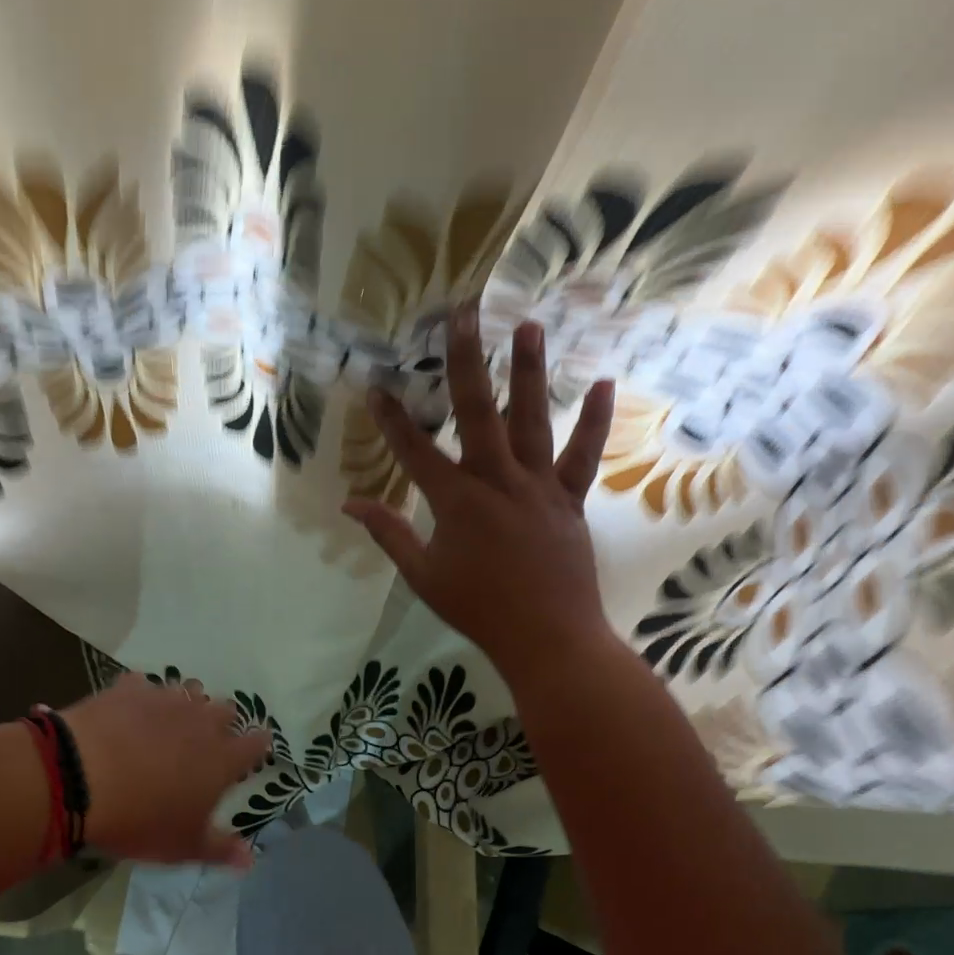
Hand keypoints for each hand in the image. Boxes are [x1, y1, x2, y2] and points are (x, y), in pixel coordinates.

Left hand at [60, 674, 272, 866]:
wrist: (82, 776)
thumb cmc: (140, 819)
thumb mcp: (181, 846)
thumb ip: (219, 849)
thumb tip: (250, 858)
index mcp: (221, 759)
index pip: (254, 744)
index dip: (258, 744)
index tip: (257, 746)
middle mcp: (200, 721)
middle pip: (225, 710)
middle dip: (222, 720)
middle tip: (210, 738)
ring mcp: (165, 698)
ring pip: (189, 690)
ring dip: (187, 702)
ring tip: (173, 719)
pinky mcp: (130, 688)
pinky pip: (144, 684)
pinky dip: (143, 695)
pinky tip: (131, 708)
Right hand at [342, 308, 617, 681]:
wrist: (550, 640)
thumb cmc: (478, 608)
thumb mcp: (422, 574)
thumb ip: (388, 533)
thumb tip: (350, 505)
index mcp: (455, 501)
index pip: (414, 449)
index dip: (392, 417)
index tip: (377, 384)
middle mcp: (497, 481)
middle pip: (476, 411)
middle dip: (466, 360)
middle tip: (464, 313)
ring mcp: (538, 486)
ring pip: (532, 419)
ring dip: (529, 371)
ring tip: (529, 326)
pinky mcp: (569, 498)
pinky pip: (584, 455)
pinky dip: (595, 421)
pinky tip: (604, 385)